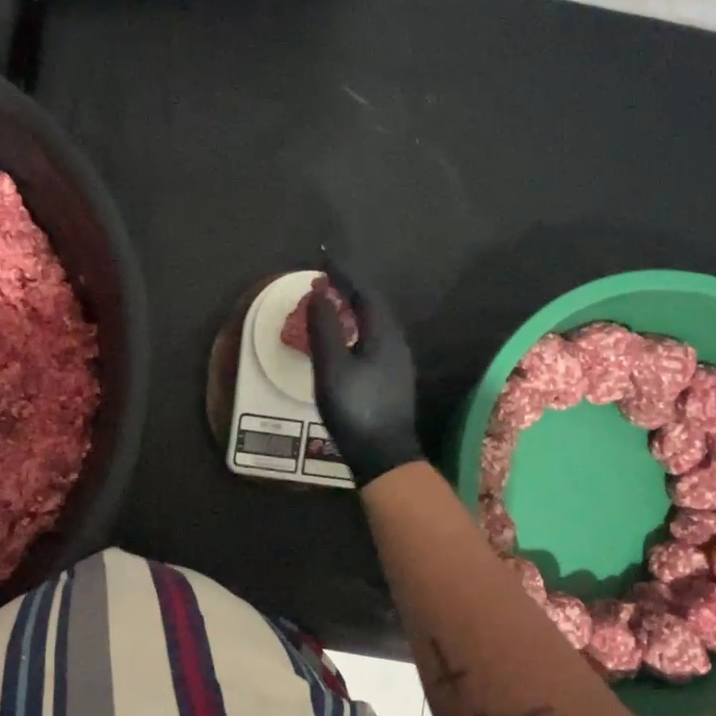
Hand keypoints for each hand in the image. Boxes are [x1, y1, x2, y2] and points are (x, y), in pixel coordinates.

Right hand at [308, 257, 423, 485]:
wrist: (383, 457)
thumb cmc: (355, 409)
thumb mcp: (332, 368)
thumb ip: (325, 328)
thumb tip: (319, 293)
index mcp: (384, 335)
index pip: (365, 292)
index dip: (345, 273)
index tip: (324, 258)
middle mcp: (396, 343)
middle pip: (373, 305)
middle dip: (349, 288)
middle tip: (324, 278)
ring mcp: (396, 363)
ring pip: (374, 324)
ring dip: (353, 308)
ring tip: (330, 302)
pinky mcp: (391, 379)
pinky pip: (373, 339)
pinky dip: (355, 328)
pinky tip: (343, 338)